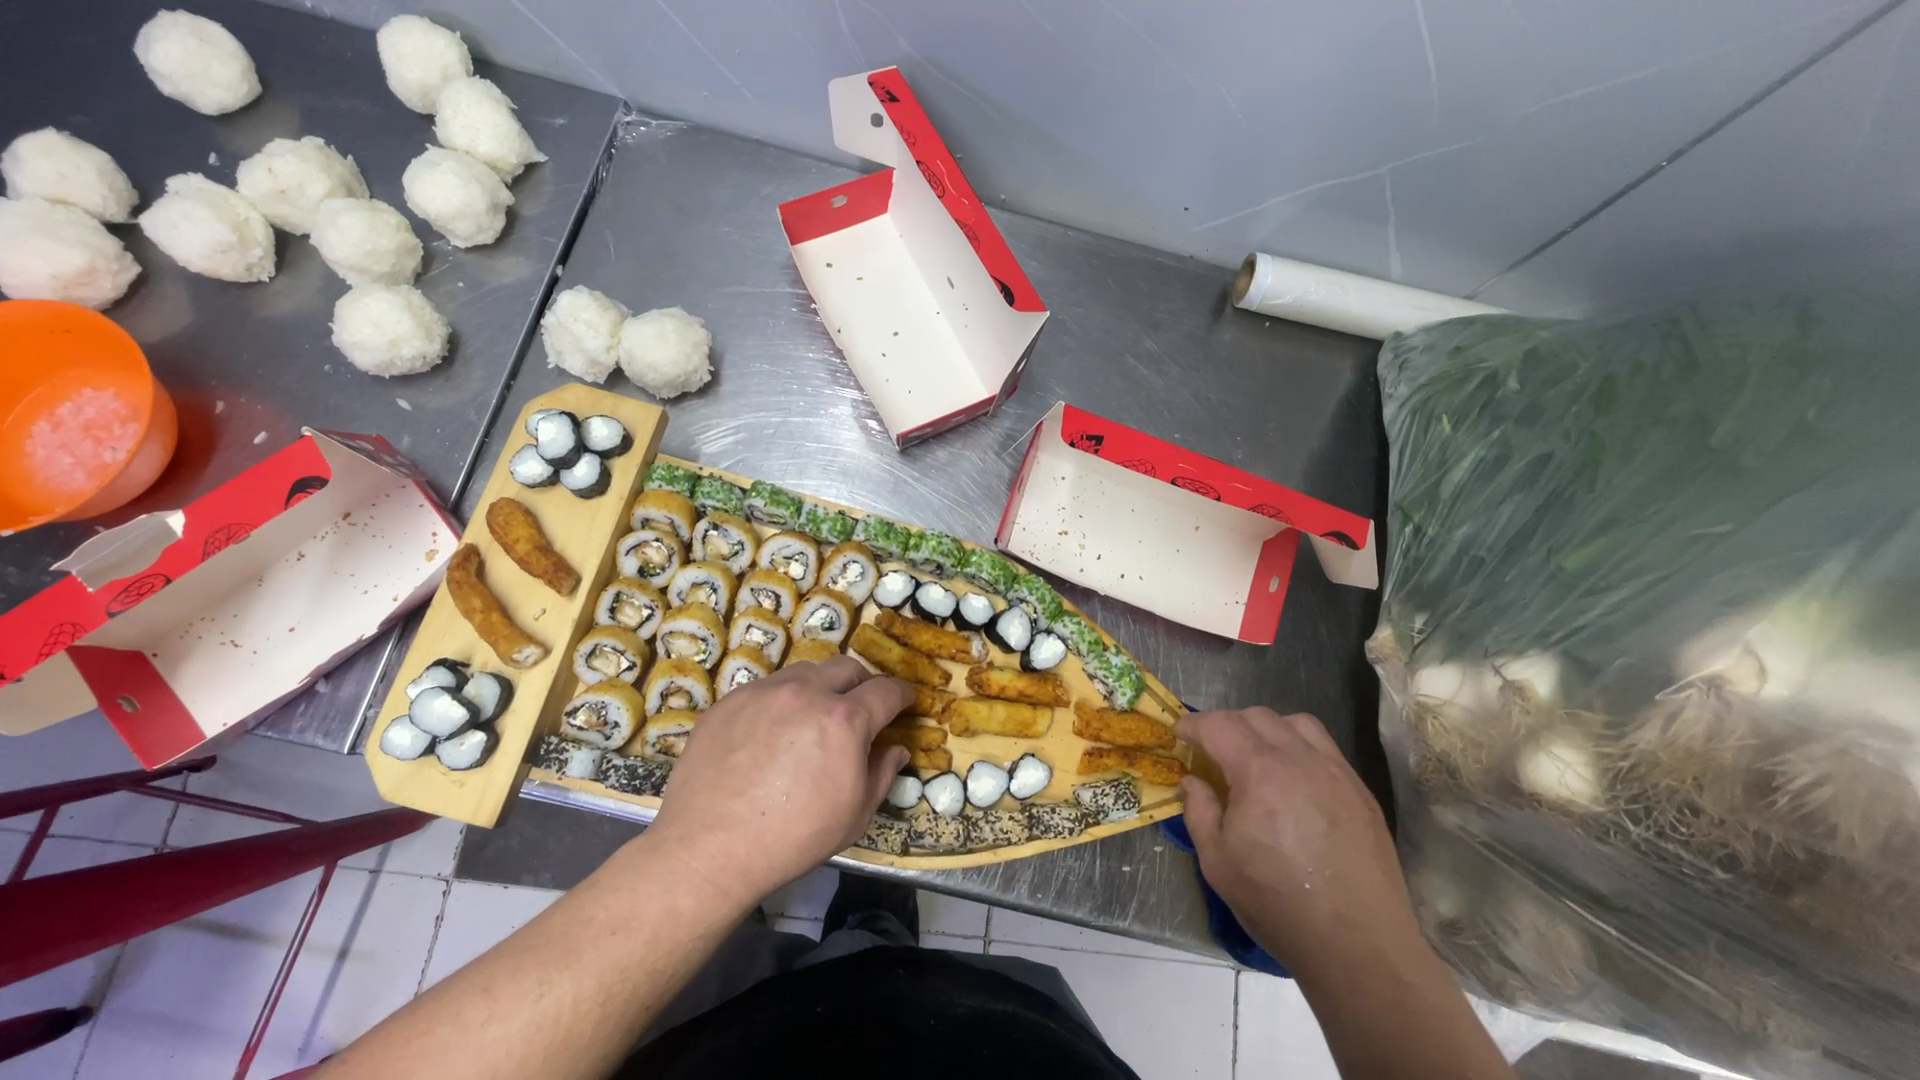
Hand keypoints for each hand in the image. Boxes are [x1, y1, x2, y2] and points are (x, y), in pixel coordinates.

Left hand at [642, 657, 914, 913]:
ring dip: (821, 687)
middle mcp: (806, 693)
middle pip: (846, 668)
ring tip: (815, 716)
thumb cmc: (794, 838)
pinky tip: (773, 733)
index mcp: (845, 719)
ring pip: (805, 672)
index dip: (902, 694)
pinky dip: (783, 701)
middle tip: (863, 707)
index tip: (906, 701)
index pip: (886, 691)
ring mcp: (763, 693)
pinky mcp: (729, 702)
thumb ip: (881, 774)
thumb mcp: (855, 815)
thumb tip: (895, 750)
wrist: (709, 847)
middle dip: (863, 683)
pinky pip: (766, 689)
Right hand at [1178, 708, 1418, 978]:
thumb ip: (1200, 812)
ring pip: (1297, 723)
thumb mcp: (1218, 864)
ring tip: (1256, 758)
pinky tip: (1293, 781)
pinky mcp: (1360, 791)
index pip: (1219, 725)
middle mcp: (1300, 760)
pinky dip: (1300, 748)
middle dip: (1227, 725)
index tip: (1179, 736)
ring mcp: (1337, 773)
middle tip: (1212, 752)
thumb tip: (1192, 781)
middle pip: (1257, 717)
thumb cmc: (1278, 904)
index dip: (1193, 725)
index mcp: (1259, 773)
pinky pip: (1326, 748)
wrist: (1358, 943)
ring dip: (1268, 729)